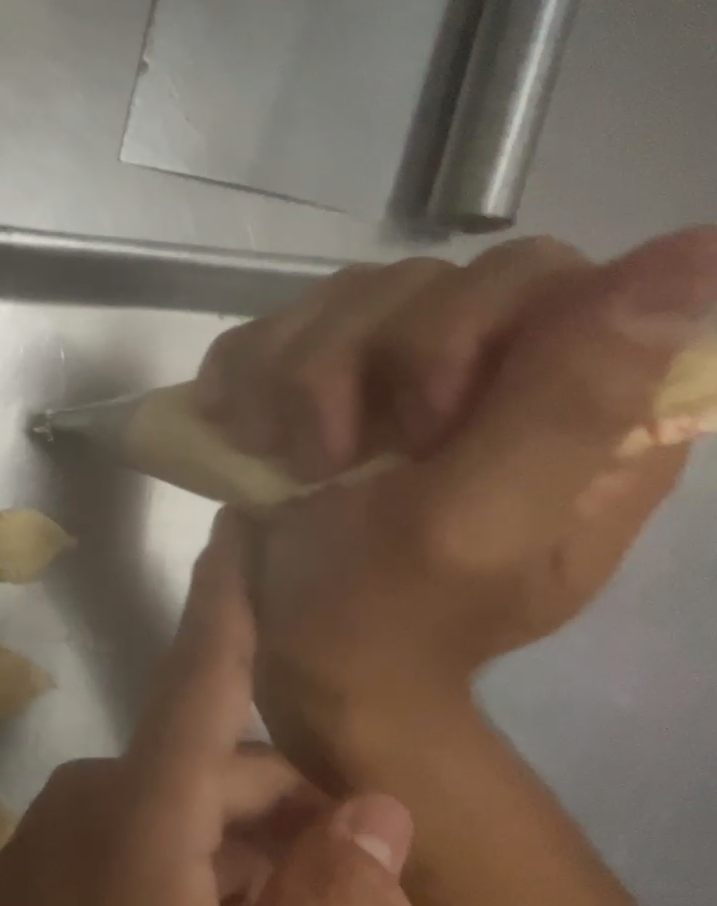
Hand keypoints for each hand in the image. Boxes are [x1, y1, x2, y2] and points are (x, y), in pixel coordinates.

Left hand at [0, 515, 426, 905]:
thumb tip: (377, 810)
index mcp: (145, 809)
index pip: (200, 678)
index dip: (228, 600)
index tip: (243, 525)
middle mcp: (104, 792)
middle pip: (230, 777)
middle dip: (319, 839)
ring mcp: (72, 824)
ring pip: (195, 818)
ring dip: (271, 872)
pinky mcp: (57, 857)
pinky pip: (151, 844)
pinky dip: (212, 881)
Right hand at [194, 229, 716, 744]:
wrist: (298, 654)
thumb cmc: (387, 609)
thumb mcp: (480, 522)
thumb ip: (569, 402)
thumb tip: (705, 252)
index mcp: (583, 408)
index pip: (541, 280)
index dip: (456, 333)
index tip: (411, 431)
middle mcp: (496, 376)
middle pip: (420, 283)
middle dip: (343, 370)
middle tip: (323, 462)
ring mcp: (396, 378)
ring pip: (336, 300)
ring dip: (280, 381)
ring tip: (273, 457)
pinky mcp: (317, 388)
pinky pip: (271, 330)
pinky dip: (238, 376)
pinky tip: (236, 430)